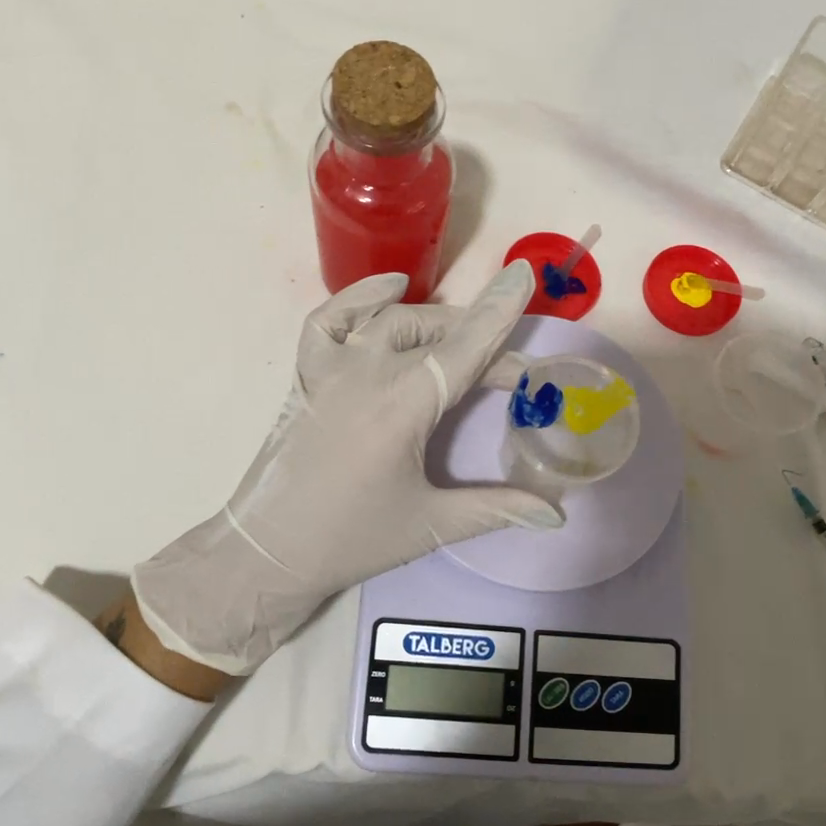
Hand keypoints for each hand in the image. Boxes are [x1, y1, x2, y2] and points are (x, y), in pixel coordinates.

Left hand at [130, 262, 562, 675]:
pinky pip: (331, 319)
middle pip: (436, 334)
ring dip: (435, 323)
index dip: (499, 311)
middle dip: (482, 343)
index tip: (524, 273)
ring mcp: (330, 370)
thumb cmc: (351, 540)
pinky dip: (361, 298)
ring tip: (465, 341)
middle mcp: (366, 375)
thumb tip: (556, 515)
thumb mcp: (431, 526)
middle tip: (512, 378)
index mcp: (402, 408)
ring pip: (391, 321)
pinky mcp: (306, 375)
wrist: (269, 552)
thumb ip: (498, 509)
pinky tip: (390, 291)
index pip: (463, 347)